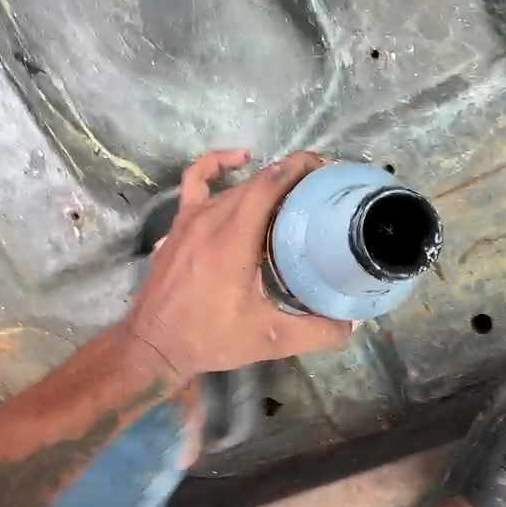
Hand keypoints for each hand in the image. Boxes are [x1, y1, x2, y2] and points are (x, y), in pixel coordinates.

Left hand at [125, 149, 351, 379]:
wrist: (152, 345)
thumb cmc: (210, 338)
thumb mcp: (270, 340)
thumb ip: (316, 333)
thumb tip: (353, 324)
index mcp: (234, 239)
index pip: (269, 184)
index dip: (298, 168)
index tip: (325, 171)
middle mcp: (211, 219)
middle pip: (256, 182)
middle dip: (291, 177)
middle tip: (320, 191)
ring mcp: (190, 218)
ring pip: (233, 185)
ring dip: (265, 181)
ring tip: (292, 192)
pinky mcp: (178, 225)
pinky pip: (196, 180)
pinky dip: (217, 164)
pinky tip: (238, 161)